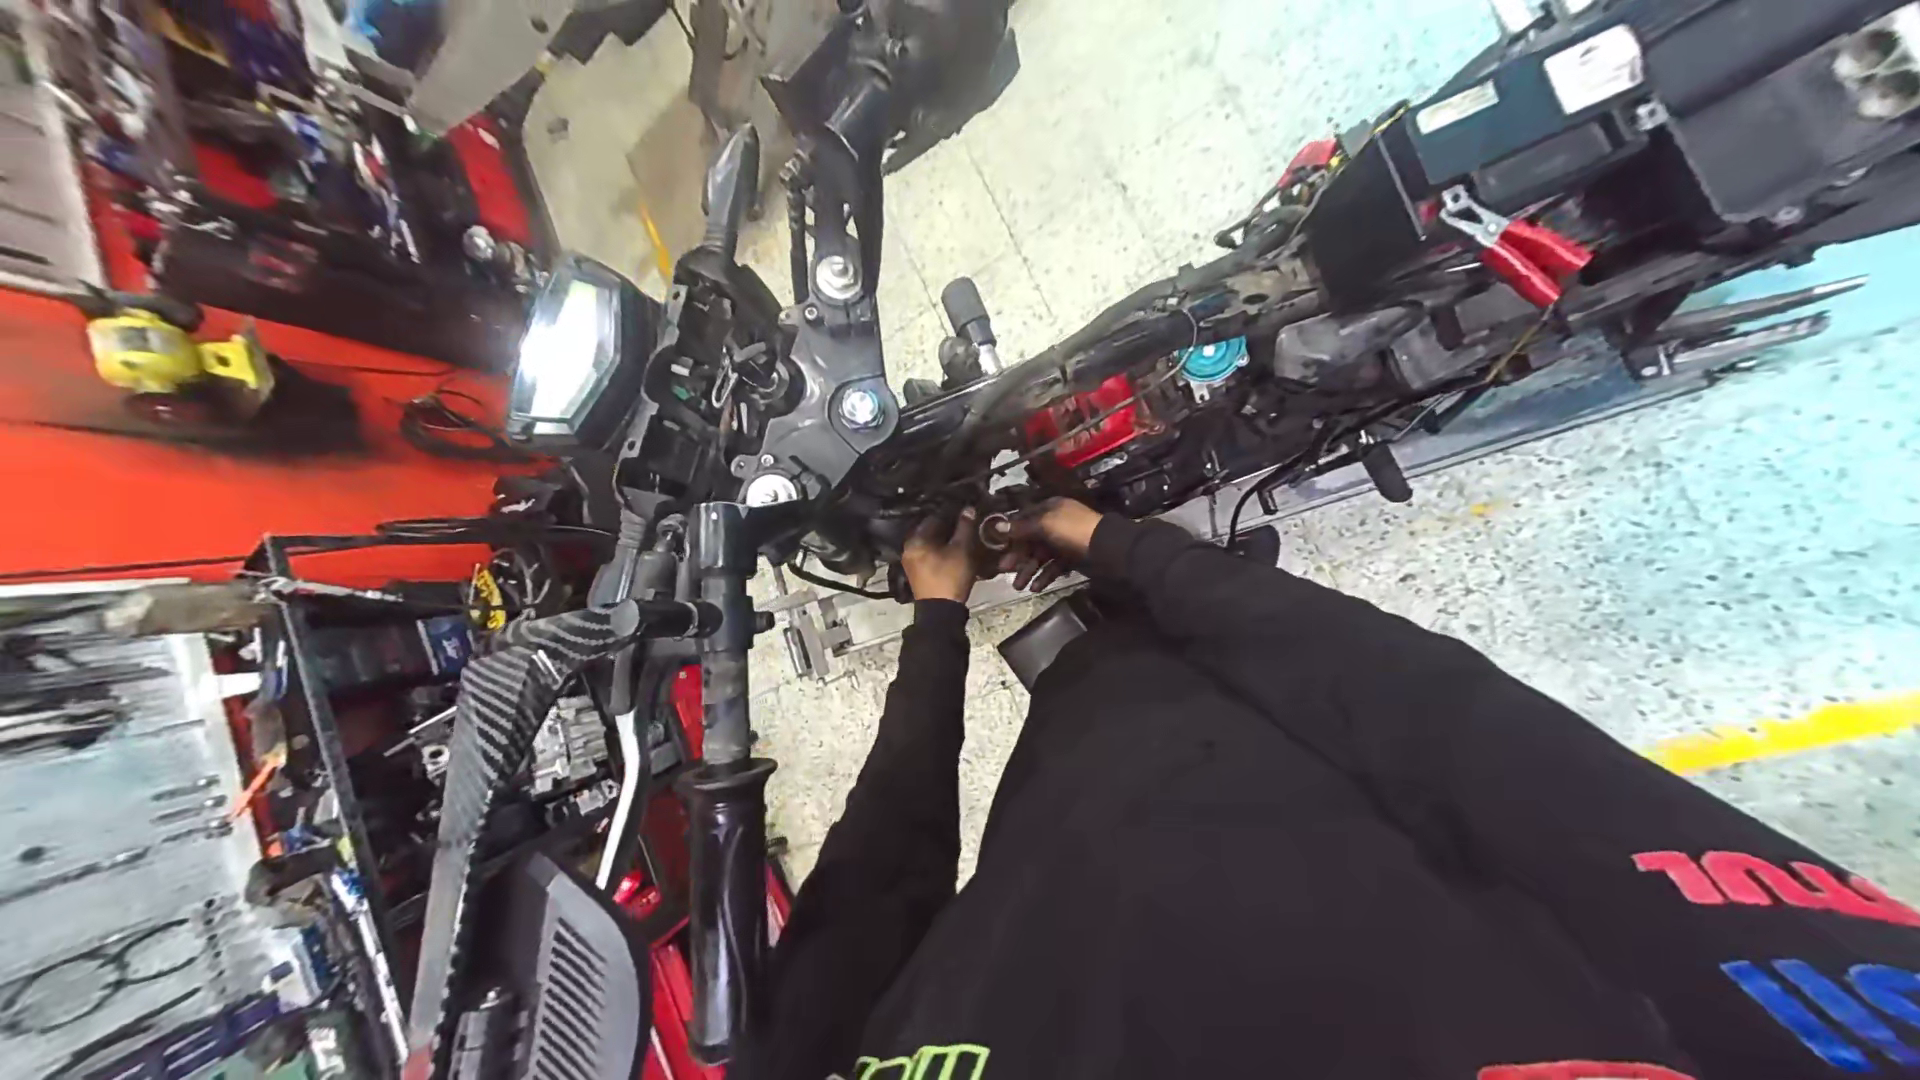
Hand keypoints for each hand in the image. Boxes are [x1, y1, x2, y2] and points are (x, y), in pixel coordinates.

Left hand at [902, 508, 981, 602]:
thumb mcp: (961, 549)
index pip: (933, 518)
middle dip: (948, 528)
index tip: (965, 514)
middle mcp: (908, 549)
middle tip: (966, 526)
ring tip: (963, 539)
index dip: (951, 514)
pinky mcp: (917, 573)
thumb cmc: (950, 577)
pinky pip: (930, 555)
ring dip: (946, 541)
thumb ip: (964, 527)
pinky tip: (954, 552)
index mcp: (915, 540)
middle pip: (931, 531)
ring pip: (931, 544)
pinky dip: (941, 552)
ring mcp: (911, 563)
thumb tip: (968, 509)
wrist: (941, 611)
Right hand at [998, 498, 1103, 592]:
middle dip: (1017, 557)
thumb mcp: (1045, 524)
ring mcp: (1064, 541)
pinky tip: (1036, 588)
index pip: (1024, 519)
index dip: (1011, 534)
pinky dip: (1044, 576)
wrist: (1106, 548)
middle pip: (1030, 541)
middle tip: (1004, 571)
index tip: (999, 548)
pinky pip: (1054, 567)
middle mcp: (1055, 523)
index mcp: (1049, 509)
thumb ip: (1021, 528)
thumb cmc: (1072, 530)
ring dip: (1029, 570)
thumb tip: (997, 526)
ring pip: (1041, 556)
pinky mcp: (1072, 558)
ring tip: (1018, 586)